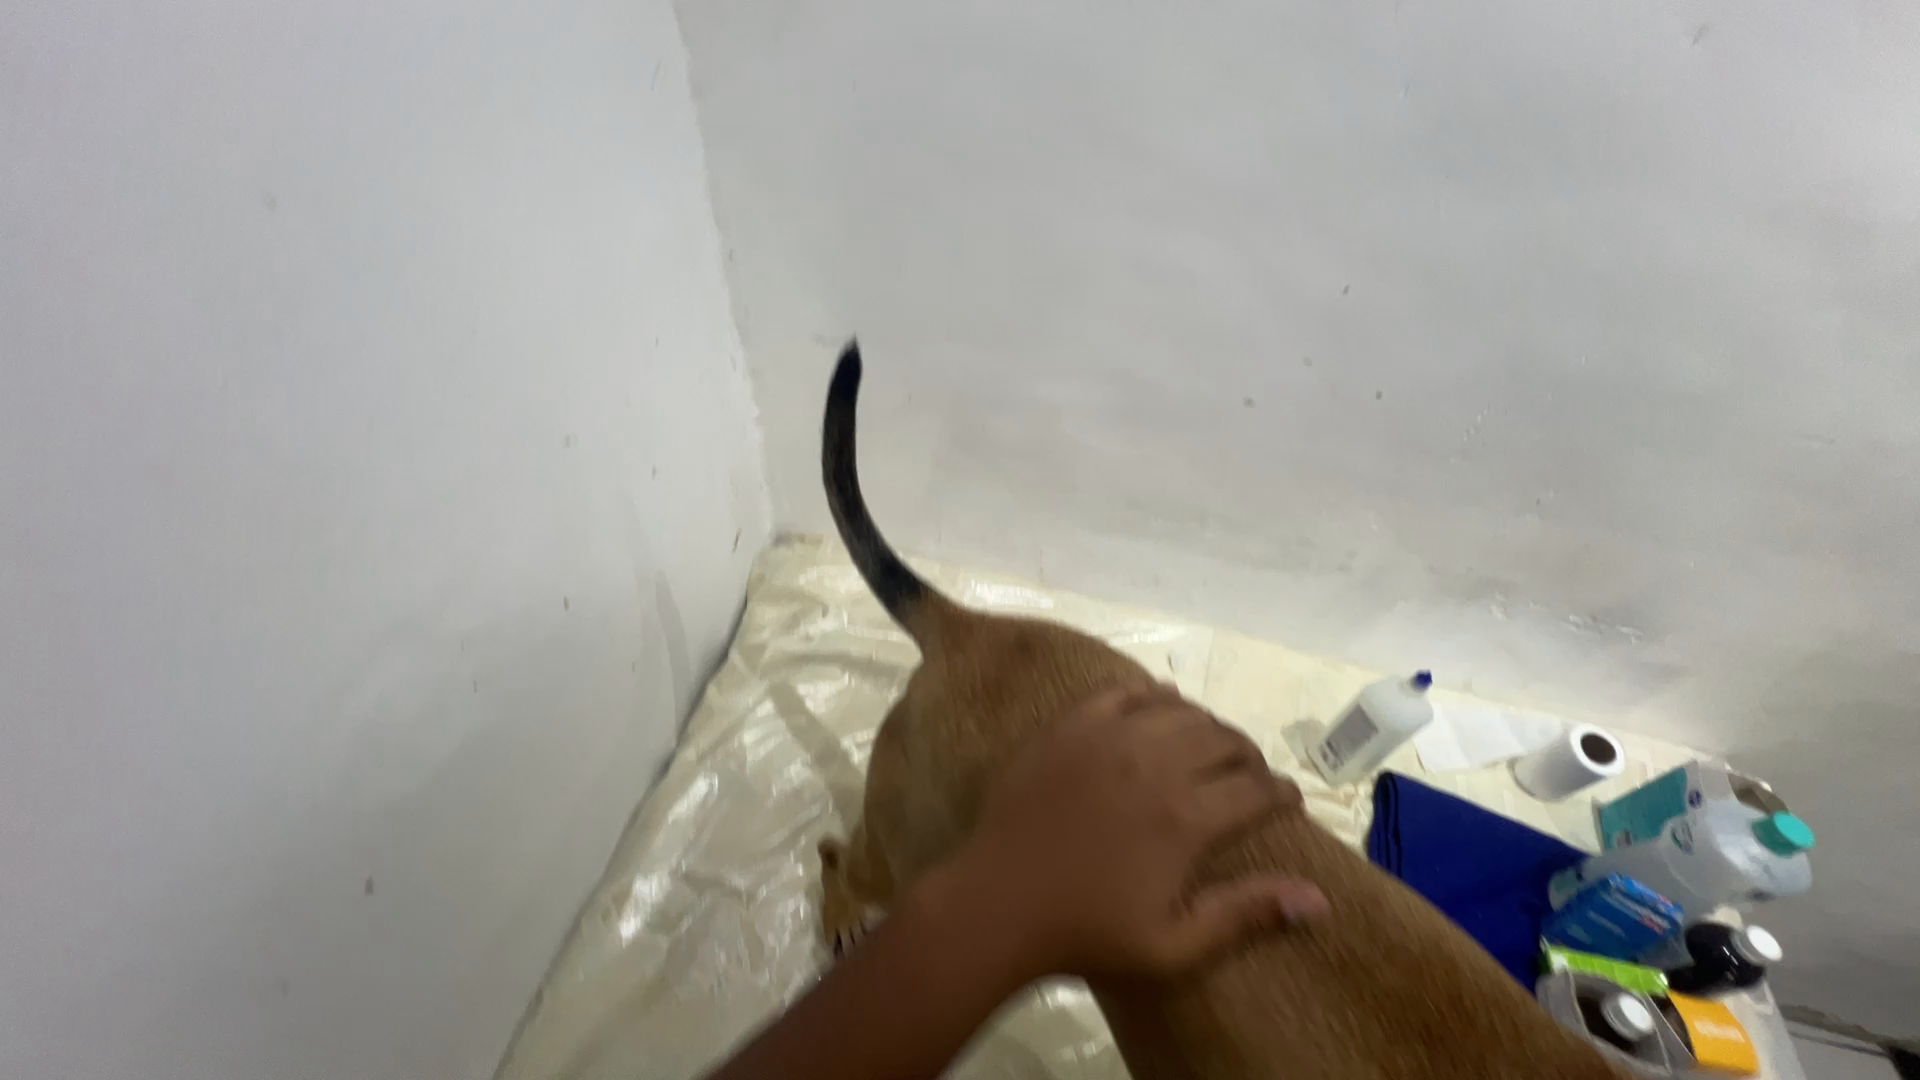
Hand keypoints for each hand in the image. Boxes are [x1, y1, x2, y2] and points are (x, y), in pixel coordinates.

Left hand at [934, 684, 1328, 982]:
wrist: (1001, 899)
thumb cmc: (1088, 931)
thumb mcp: (1174, 945)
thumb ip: (1246, 914)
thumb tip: (1319, 898)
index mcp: (1187, 819)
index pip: (1258, 791)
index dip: (1282, 793)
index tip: (1287, 800)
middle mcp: (1155, 764)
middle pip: (1223, 741)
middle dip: (1248, 755)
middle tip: (1249, 773)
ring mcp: (1109, 738)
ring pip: (1179, 710)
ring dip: (1206, 723)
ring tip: (1210, 742)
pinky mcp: (1071, 725)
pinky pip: (1122, 692)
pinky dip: (1151, 693)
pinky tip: (1161, 699)